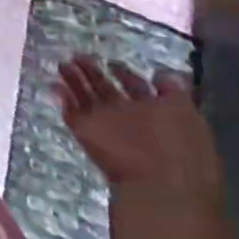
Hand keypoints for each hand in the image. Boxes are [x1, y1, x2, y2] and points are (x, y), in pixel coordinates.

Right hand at [55, 55, 223, 201]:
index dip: (125, 74)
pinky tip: (54, 84)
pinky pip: (69, 112)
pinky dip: (61, 98)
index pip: (137, 89)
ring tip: (62, 63)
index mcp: (155, 113)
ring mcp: (106, 126)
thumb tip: (162, 72)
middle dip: (92, 72)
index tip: (112, 61)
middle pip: (107, 91)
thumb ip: (173, 91)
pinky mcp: (85, 133)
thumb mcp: (185, 111)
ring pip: (85, 98)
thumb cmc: (178, 144)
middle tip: (77, 55)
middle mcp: (129, 118)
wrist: (158, 183)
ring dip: (73, 80)